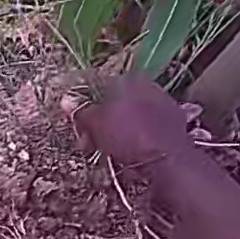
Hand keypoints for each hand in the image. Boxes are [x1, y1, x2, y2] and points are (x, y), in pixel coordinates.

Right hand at [69, 75, 209, 168]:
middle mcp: (148, 85)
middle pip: (116, 102)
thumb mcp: (96, 124)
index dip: (85, 107)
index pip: (99, 87)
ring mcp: (163, 103)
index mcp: (128, 79)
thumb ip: (81, 111)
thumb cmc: (127, 136)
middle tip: (89, 142)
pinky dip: (135, 137)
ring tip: (108, 150)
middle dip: (101, 121)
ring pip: (131, 115)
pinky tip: (129, 152)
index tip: (78, 126)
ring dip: (117, 130)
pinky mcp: (174, 122)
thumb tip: (65, 100)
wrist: (166, 159)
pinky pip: (145, 127)